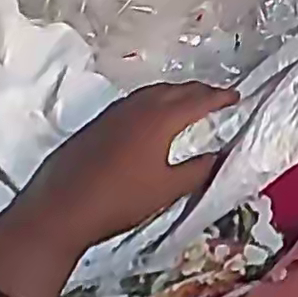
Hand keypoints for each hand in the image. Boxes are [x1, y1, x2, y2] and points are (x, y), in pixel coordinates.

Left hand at [0, 82, 237, 296]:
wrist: (61, 207)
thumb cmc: (119, 199)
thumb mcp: (165, 190)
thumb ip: (196, 171)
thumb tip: (220, 156)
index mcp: (163, 117)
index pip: (200, 99)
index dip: (220, 97)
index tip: (236, 97)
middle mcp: (143, 104)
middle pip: (180, 89)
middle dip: (202, 91)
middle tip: (218, 97)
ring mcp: (120, 109)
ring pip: (159, 90)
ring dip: (179, 92)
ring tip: (190, 100)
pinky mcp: (104, 118)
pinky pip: (141, 97)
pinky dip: (158, 98)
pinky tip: (155, 112)